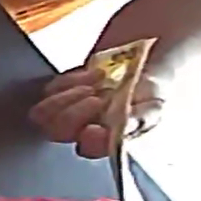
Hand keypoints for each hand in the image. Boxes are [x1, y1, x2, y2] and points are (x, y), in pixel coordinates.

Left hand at [29, 66, 165, 158]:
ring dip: (67, 98)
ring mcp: (65, 109)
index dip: (89, 143)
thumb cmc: (155, 81)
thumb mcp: (156, 99)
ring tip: (96, 84)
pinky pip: (48, 91)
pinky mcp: (56, 91)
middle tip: (97, 97)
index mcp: (110, 135)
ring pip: (43, 114)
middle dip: (74, 115)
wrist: (148, 50)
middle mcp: (83, 126)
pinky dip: (69, 81)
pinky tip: (92, 74)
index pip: (91, 149)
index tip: (95, 129)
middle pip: (58, 132)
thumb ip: (141, 118)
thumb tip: (122, 130)